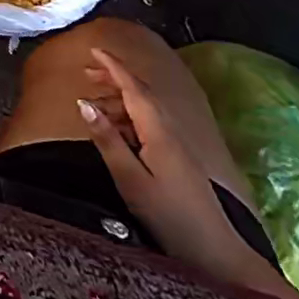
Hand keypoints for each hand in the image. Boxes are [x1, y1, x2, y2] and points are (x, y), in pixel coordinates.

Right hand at [76, 49, 255, 276]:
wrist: (214, 248)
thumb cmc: (168, 213)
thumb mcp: (129, 178)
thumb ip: (107, 139)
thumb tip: (83, 104)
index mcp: (157, 128)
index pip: (132, 86)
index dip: (112, 66)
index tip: (93, 49)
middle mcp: (168, 127)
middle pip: (139, 92)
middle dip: (113, 77)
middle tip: (87, 72)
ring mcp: (175, 141)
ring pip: (143, 107)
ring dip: (118, 99)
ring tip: (93, 103)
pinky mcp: (177, 155)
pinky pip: (148, 122)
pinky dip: (127, 117)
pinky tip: (115, 130)